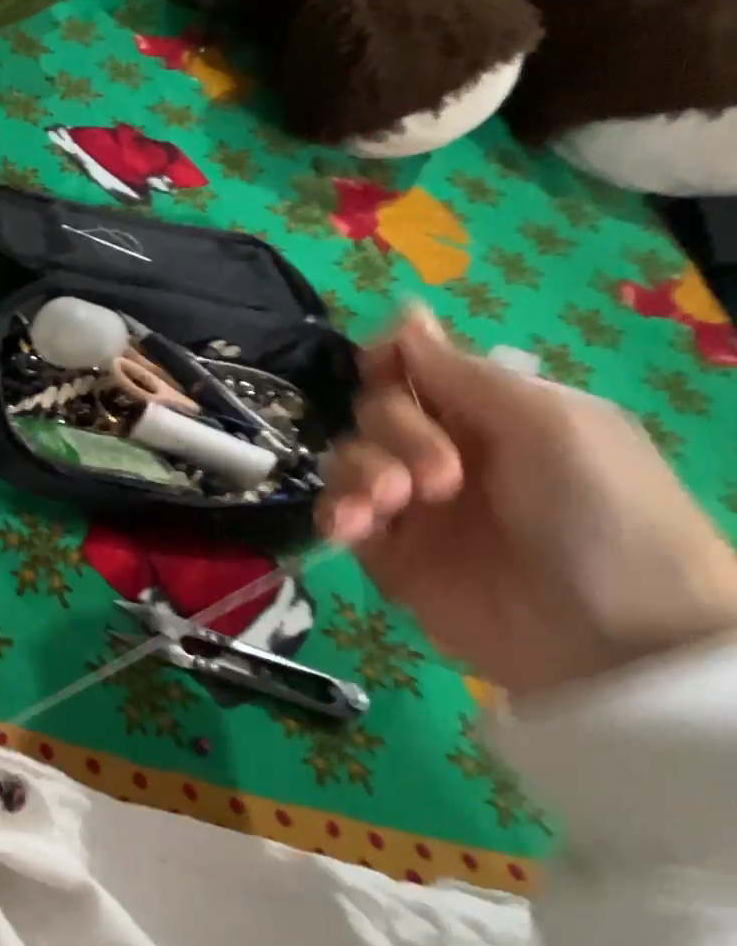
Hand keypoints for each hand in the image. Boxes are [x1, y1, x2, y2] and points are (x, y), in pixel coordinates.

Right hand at [317, 307, 736, 697]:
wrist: (609, 631)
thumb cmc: (599, 510)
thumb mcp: (544, 423)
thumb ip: (461, 374)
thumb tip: (402, 314)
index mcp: (495, 413)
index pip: (418, 371)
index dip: (390, 363)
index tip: (378, 366)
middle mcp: (447, 451)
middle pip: (377, 413)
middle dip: (394, 434)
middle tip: (438, 478)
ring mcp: (413, 506)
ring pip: (347, 461)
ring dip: (359, 473)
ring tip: (391, 507)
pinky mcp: (384, 554)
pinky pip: (336, 515)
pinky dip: (334, 512)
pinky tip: (352, 526)